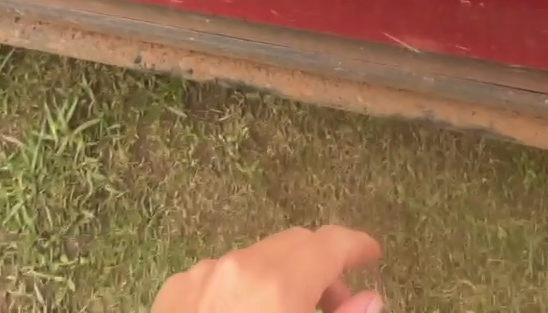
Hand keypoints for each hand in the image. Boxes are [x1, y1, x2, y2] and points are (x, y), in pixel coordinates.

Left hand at [152, 226, 382, 312]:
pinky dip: (242, 289)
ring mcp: (204, 273)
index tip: (373, 256)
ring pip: (258, 258)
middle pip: (296, 245)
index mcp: (280, 285)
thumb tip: (370, 298)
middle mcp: (243, 265)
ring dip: (281, 278)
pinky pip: (221, 274)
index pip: (330, 243)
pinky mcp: (174, 288)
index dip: (356, 246)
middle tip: (338, 303)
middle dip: (321, 267)